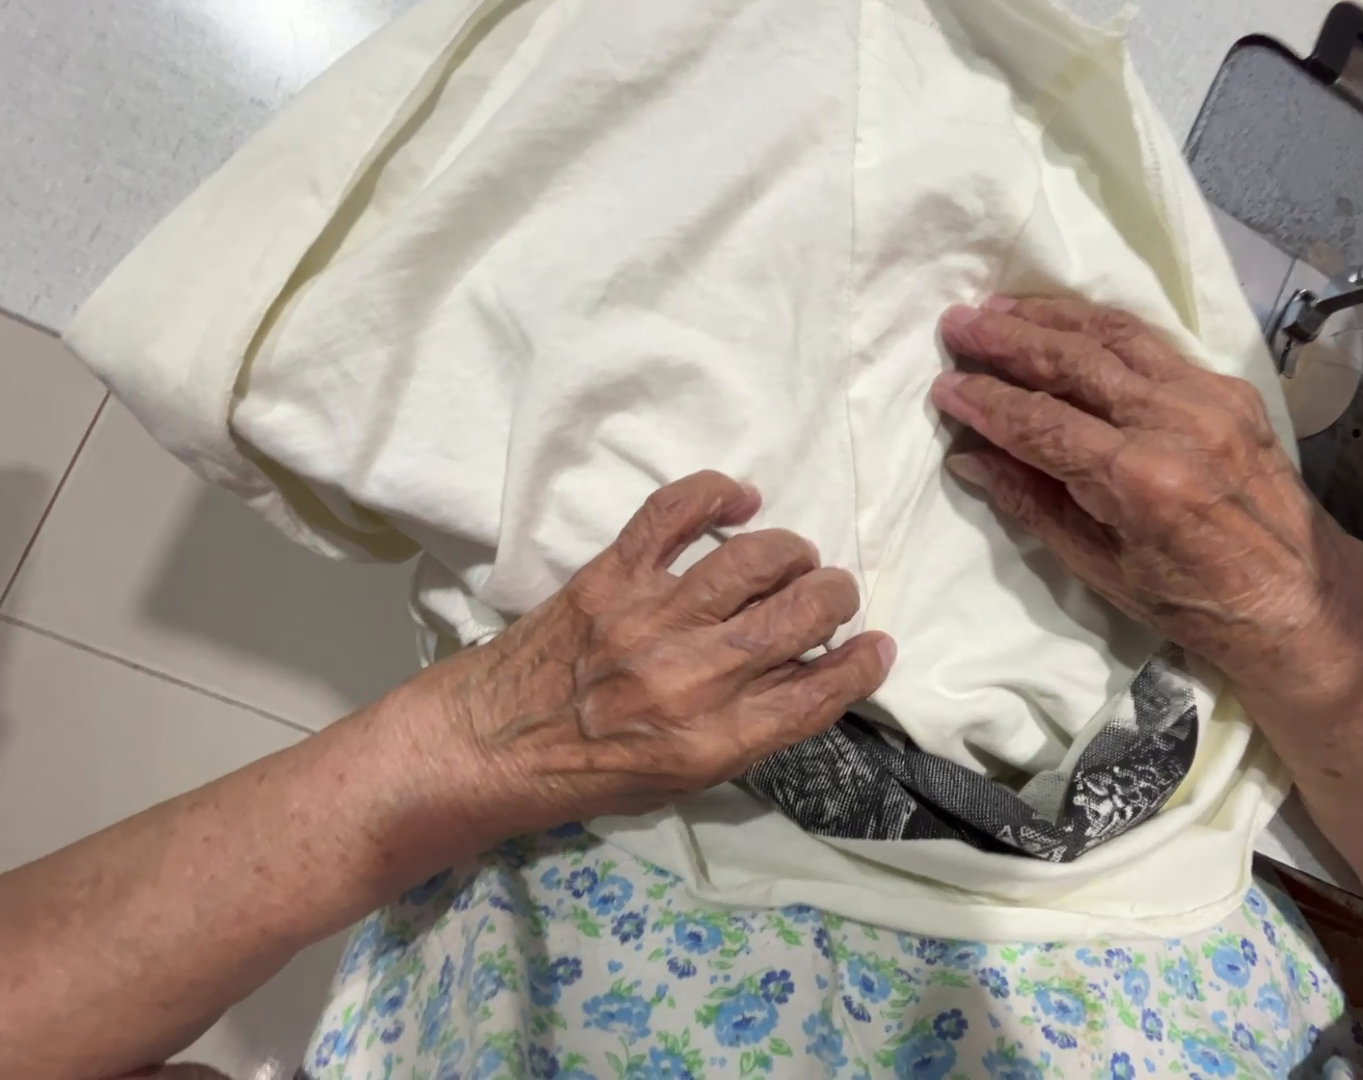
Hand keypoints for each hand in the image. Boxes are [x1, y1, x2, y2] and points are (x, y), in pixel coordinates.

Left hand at [421, 471, 894, 830]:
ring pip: (752, 559)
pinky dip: (716, 493)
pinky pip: (673, 511)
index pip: (816, 696)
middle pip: (798, 615)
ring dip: (792, 552)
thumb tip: (807, 672)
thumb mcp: (680, 780)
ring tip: (794, 557)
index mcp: (709, 743)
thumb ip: (748, 729)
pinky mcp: (610, 574)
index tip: (878, 646)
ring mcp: (647, 617)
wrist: (484, 746)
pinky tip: (741, 500)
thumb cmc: (586, 775)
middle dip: (836, 597)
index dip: (861, 667)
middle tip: (833, 594)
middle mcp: (688, 677)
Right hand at [931, 296, 1362, 706]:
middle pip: (1076, 363)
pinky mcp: (1226, 388)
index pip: (1043, 423)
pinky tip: (1061, 319)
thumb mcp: (1096, 566)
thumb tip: (969, 457)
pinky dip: (1096, 324)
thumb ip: (1030, 502)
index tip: (944, 386)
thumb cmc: (1189, 601)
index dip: (987, 402)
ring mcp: (1209, 397)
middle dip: (1008, 339)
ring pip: (1114, 337)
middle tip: (956, 322)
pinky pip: (1149, 342)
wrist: (1301, 597)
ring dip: (1048, 317)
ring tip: (997, 306)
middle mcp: (1177, 423)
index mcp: (1142, 480)